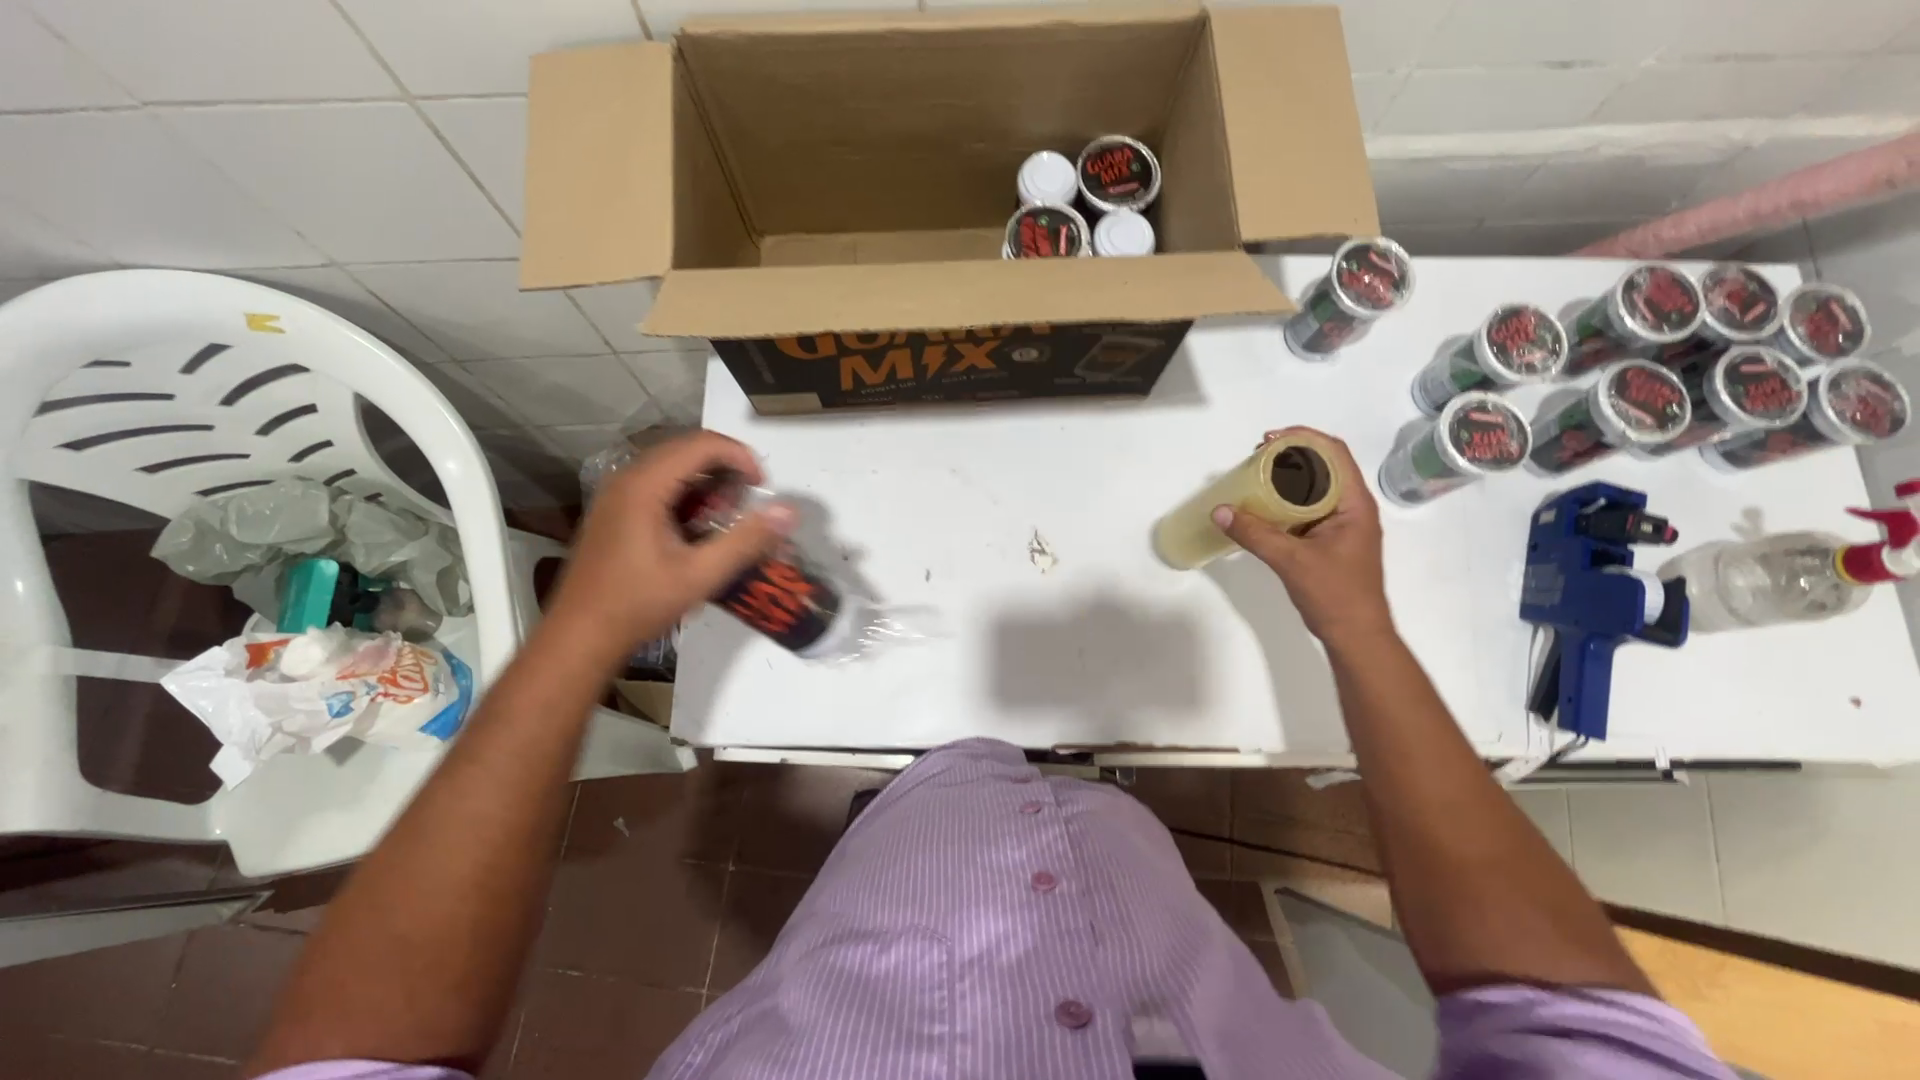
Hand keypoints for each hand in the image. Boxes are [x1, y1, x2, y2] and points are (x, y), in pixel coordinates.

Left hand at [547, 431, 794, 651]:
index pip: (701, 445)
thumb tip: (788, 512)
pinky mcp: (614, 512)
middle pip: (686, 450)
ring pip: (671, 468)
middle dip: (725, 470)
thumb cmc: (638, 605)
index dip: (739, 457)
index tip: (763, 487)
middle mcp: (626, 479)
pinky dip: (685, 496)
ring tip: (725, 518)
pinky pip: (657, 486)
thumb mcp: (700, 575)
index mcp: (644, 485)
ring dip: (706, 484)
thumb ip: (746, 541)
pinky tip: (696, 531)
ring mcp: (616, 495)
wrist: (580, 636)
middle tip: (746, 504)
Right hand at [1212, 428, 1394, 647]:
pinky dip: (1285, 502)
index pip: (1334, 453)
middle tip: (1255, 458)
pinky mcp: (1329, 540)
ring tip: (1254, 479)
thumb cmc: (1335, 595)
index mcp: (1354, 504)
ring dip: (1286, 479)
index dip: (1303, 438)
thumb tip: (1220, 511)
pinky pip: (1306, 510)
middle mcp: (1351, 508)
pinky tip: (1261, 508)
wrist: (1356, 635)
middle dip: (1290, 456)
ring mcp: (1341, 525)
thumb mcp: (1292, 561)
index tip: (1269, 440)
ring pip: (1314, 488)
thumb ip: (1255, 534)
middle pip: (1324, 466)